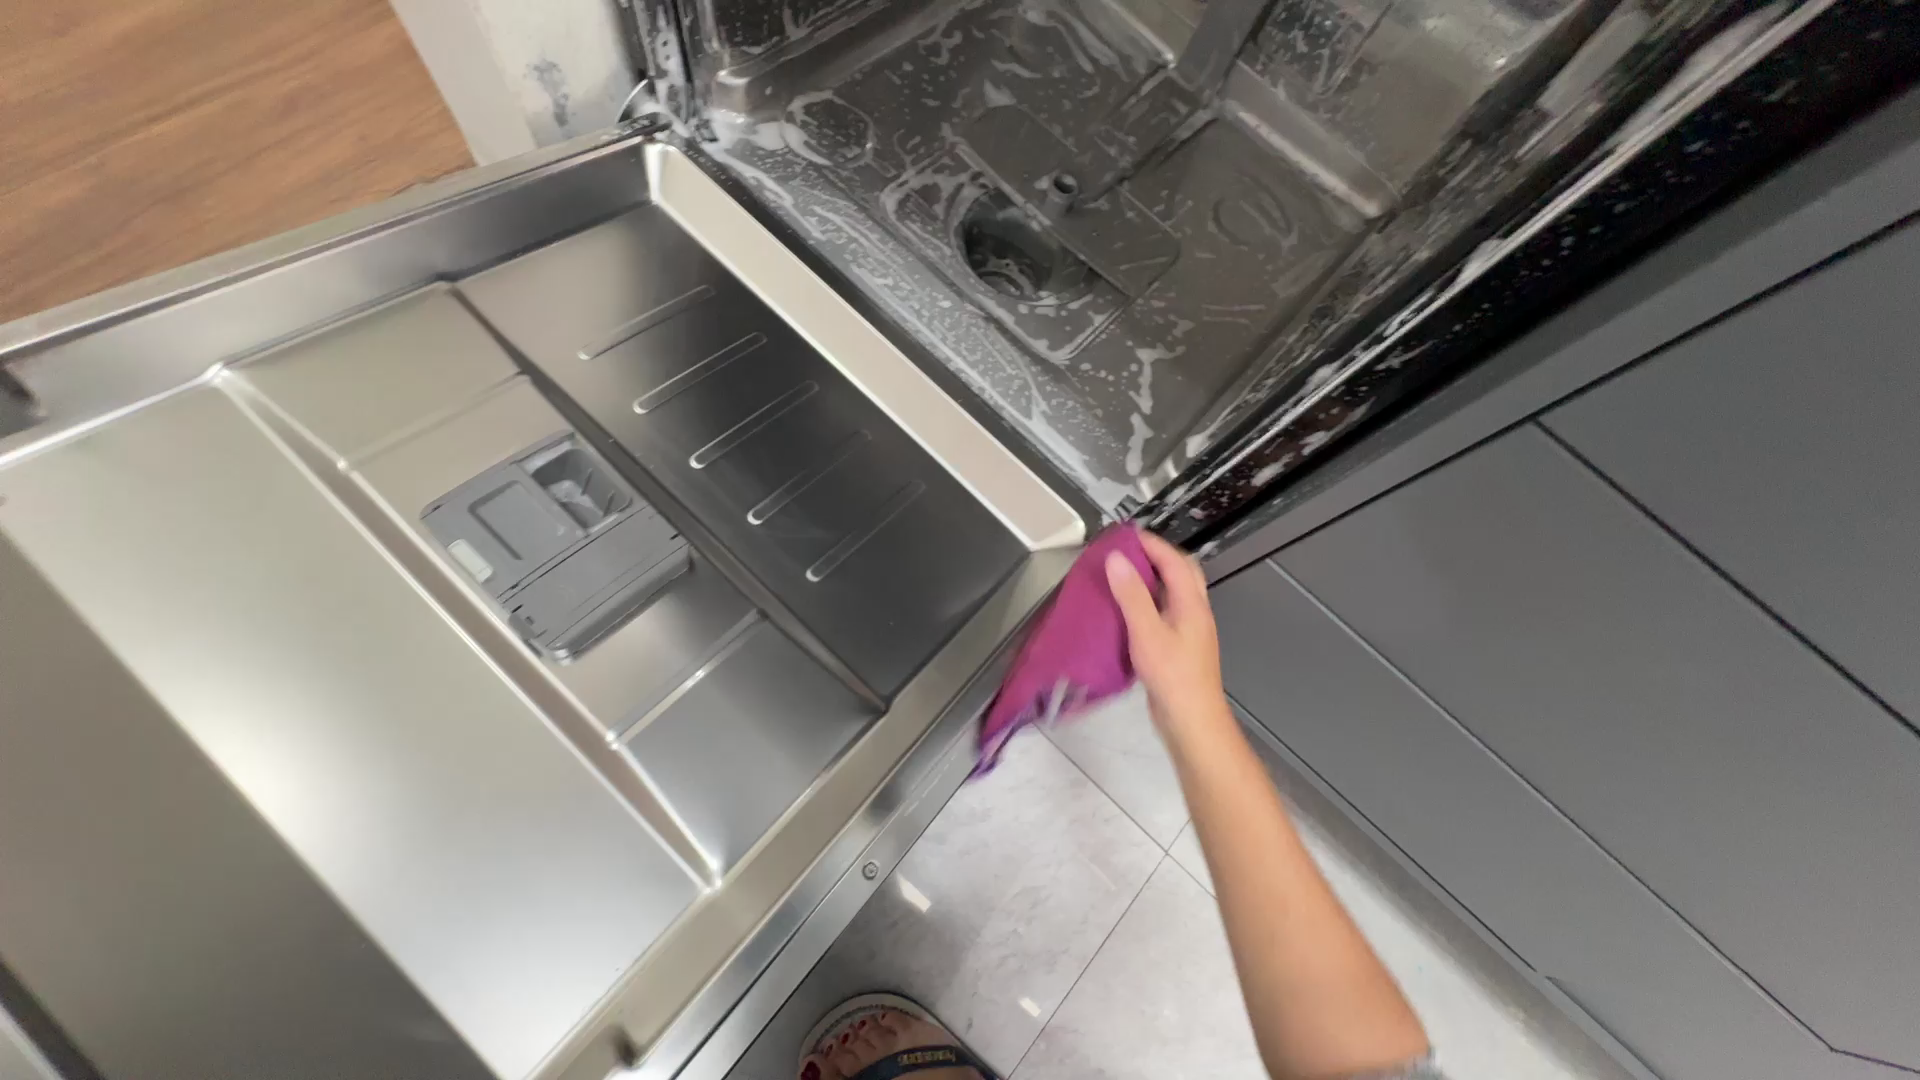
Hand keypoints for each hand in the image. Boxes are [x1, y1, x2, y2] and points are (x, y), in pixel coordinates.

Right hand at [1106, 530, 1233, 742]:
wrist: (1191, 720)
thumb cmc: (1172, 676)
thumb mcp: (1147, 632)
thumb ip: (1132, 595)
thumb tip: (1117, 559)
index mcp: (1192, 604)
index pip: (1175, 561)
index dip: (1152, 544)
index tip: (1125, 535)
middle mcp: (1195, 612)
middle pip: (1182, 573)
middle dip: (1157, 557)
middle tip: (1127, 553)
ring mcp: (1189, 631)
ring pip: (1174, 593)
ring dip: (1153, 579)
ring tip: (1122, 575)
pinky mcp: (1179, 647)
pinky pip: (1165, 612)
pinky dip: (1148, 601)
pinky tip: (1127, 611)